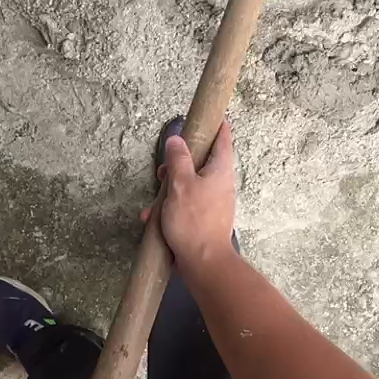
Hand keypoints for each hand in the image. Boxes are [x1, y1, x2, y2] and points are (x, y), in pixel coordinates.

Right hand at [142, 121, 236, 275]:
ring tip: (155, 203)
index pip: (223, 138)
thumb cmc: (194, 222)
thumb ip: (177, 159)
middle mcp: (221, 184)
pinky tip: (155, 220)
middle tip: (163, 172)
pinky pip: (186, 205)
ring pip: (189, 185)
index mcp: (220, 170)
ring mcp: (214, 202)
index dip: (216, 124)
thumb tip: (176, 140)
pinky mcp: (205, 219)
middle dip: (177, 164)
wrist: (204, 263)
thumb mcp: (180, 184)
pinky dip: (171, 209)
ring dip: (169, 191)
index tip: (208, 116)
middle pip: (200, 162)